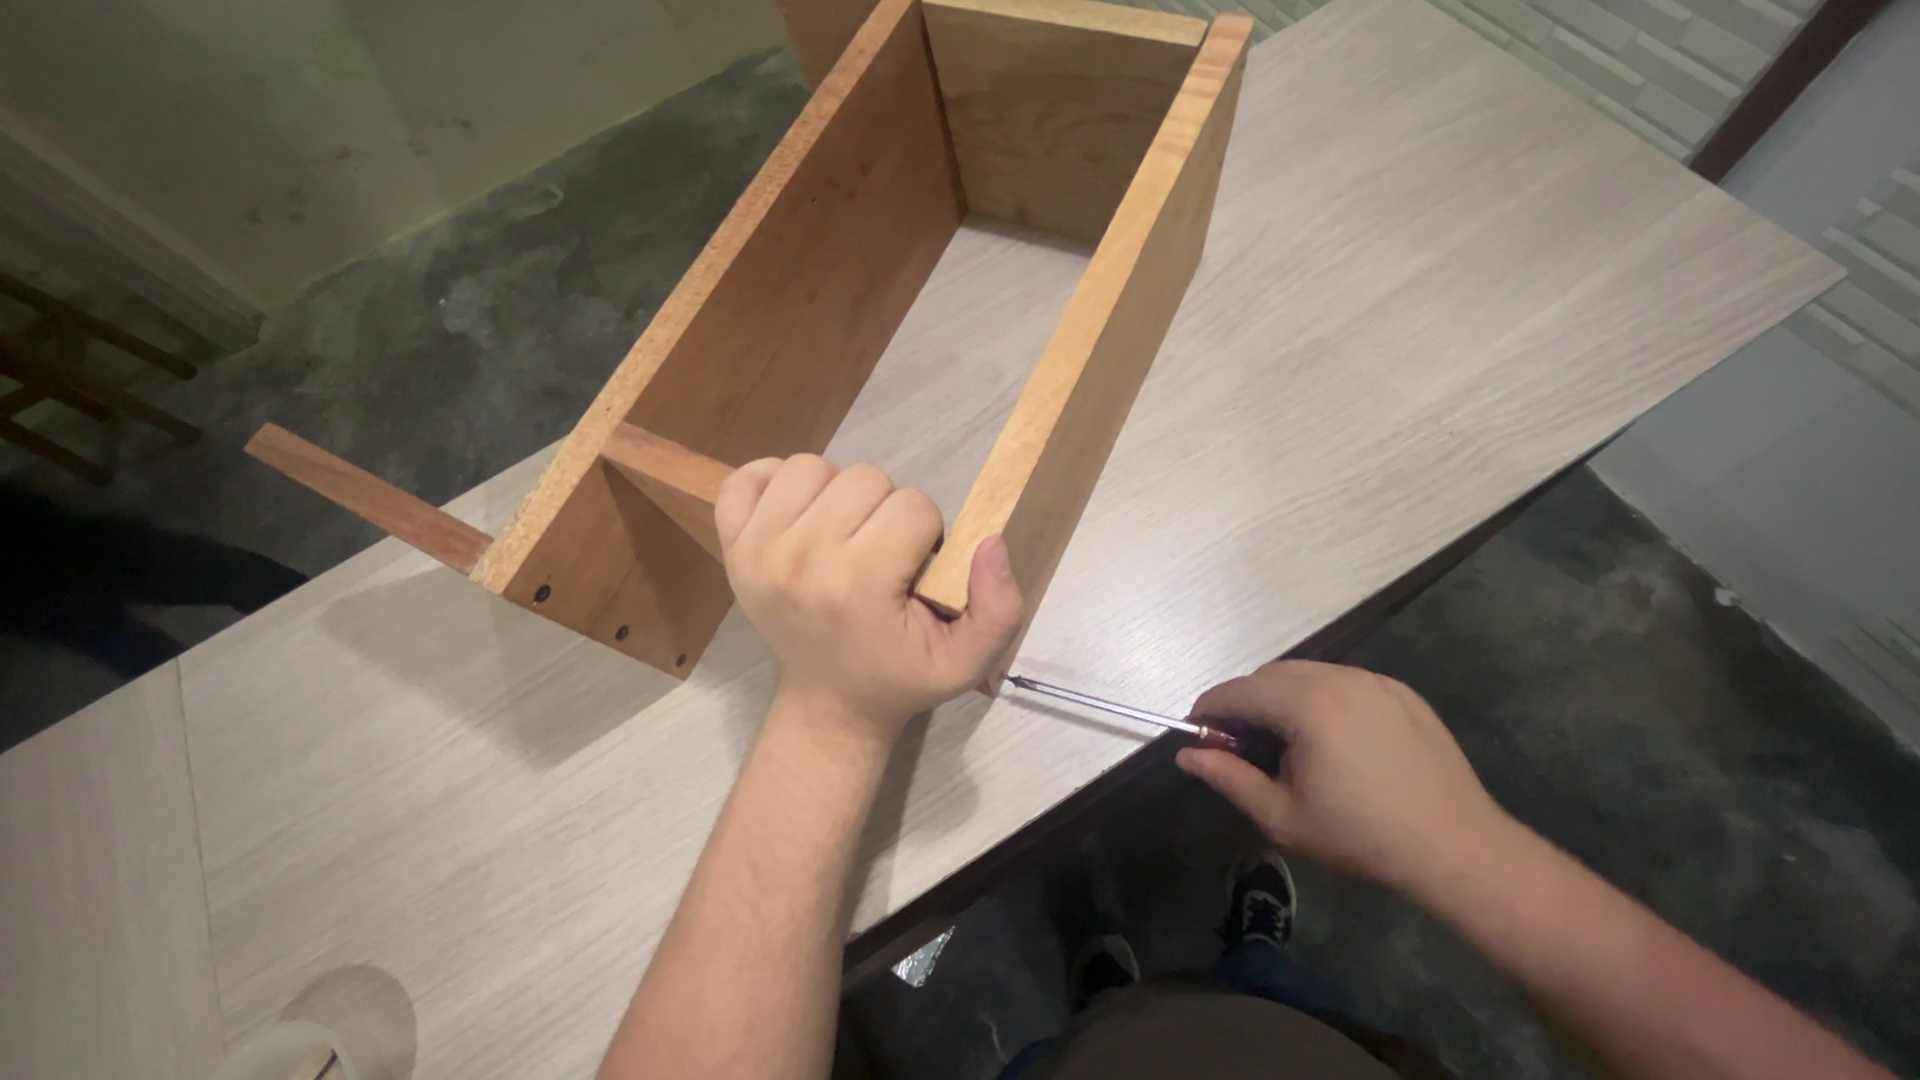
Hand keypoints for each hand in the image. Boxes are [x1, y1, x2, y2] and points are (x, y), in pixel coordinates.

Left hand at [716, 455, 1024, 740]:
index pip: (914, 506)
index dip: (927, 533)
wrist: (830, 703)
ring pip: (813, 467)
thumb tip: (991, 542)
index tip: (913, 570)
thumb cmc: (900, 676)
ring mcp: (758, 549)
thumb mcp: (967, 661)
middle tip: (882, 553)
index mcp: (858, 585)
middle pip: (865, 478)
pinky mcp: (732, 546)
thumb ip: (999, 607)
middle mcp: (801, 559)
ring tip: (845, 534)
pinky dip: (776, 485)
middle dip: (887, 511)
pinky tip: (800, 515)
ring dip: (838, 493)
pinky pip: (748, 476)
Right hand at [1176, 660, 1508, 892]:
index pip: (1237, 692)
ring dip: (1280, 697)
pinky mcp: (1400, 691)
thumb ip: (1227, 778)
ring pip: (1305, 674)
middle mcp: (1338, 679)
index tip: (1198, 735)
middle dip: (1244, 702)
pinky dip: (1319, 697)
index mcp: (1307, 705)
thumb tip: (1186, 755)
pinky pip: (1341, 681)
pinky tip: (1328, 737)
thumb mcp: (1281, 815)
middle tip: (1239, 745)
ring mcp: (1374, 681)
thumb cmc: (1360, 835)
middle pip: (1268, 676)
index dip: (1209, 711)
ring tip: (1284, 742)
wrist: (1456, 848)